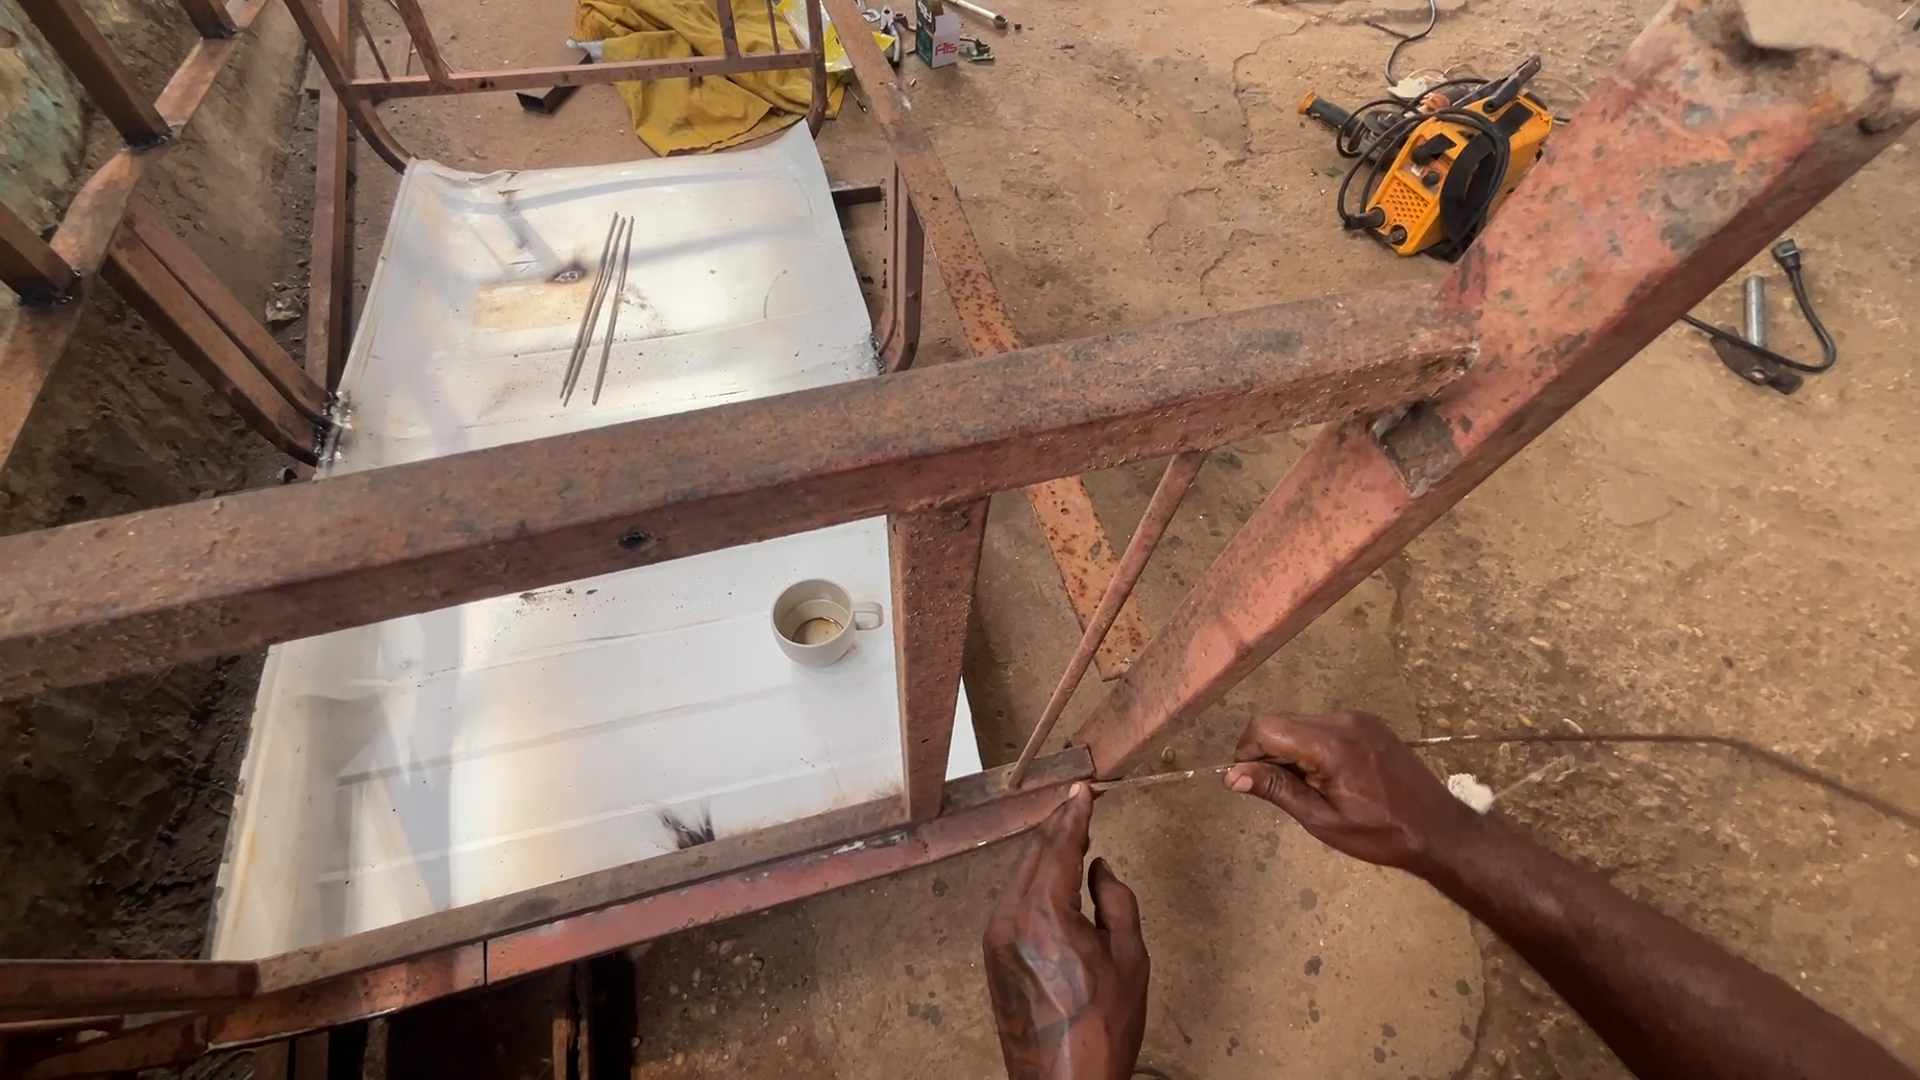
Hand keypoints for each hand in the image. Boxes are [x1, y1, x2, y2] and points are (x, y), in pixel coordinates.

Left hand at [983, 783, 1149, 1079]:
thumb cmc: (1104, 1026)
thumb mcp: (1129, 960)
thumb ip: (1116, 900)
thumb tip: (1099, 864)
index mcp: (1044, 914)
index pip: (1059, 846)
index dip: (1074, 813)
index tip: (1082, 787)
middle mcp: (1010, 915)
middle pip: (1034, 852)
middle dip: (1057, 824)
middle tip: (1078, 801)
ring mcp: (995, 933)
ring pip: (1020, 871)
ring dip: (1045, 848)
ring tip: (1070, 829)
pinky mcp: (992, 950)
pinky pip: (1014, 896)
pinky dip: (1034, 875)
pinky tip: (1053, 872)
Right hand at [1223, 711, 1481, 872]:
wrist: (1442, 832)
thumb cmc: (1381, 834)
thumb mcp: (1322, 819)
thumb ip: (1276, 789)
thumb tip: (1232, 776)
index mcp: (1331, 744)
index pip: (1265, 727)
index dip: (1247, 752)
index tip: (1251, 780)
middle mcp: (1342, 720)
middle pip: (1279, 722)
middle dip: (1266, 751)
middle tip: (1279, 787)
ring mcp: (1356, 718)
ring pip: (1297, 722)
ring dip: (1288, 748)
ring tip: (1307, 784)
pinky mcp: (1366, 722)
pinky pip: (1320, 724)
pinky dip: (1309, 744)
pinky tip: (1326, 773)